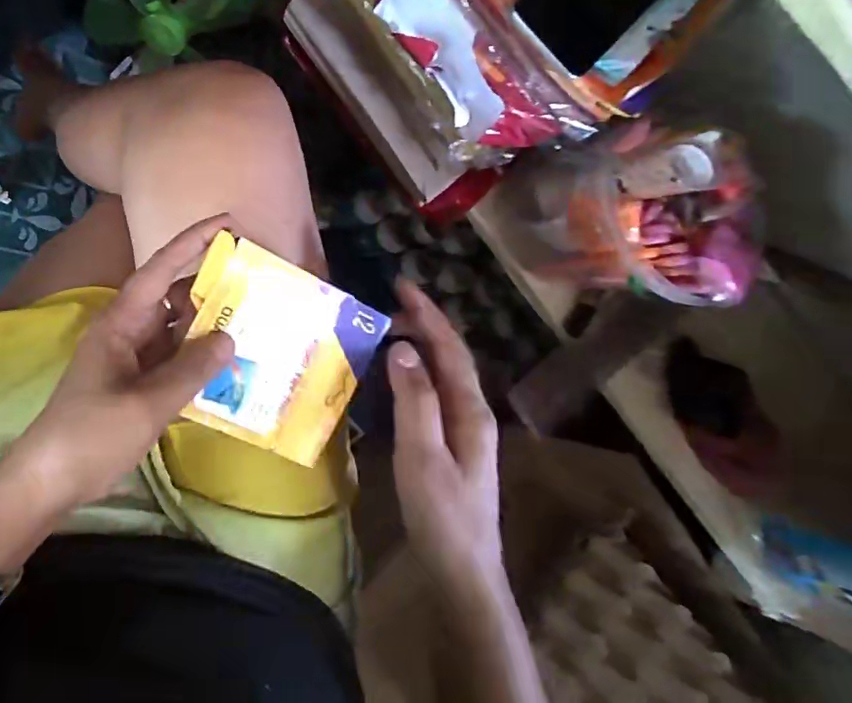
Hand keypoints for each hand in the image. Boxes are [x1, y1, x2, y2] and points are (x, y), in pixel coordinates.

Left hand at [11, 214, 237, 509]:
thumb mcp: (146, 403)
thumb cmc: (92, 433)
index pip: (159, 270)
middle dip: (209, 287)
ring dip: (207, 326)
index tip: (226, 222)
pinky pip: (173, 359)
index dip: (191, 242)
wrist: (52, 476)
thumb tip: (230, 338)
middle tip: (256, 283)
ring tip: (253, 322)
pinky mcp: (136, 383)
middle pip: (172, 298)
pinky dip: (198, 358)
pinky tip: (229, 366)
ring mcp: (131, 358)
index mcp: (121, 322)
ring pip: (175, 329)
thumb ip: (190, 370)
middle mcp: (127, 331)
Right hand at [387, 279, 506, 603]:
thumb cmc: (441, 511)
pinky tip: (390, 373)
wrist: (462, 567)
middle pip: (449, 357)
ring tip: (382, 329)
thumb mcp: (423, 454)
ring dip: (416, 346)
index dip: (428, 314)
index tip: (401, 284)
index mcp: (470, 411)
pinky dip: (410, 371)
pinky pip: (429, 392)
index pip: (451, 350)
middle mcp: (471, 413)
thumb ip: (415, 399)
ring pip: (440, 373)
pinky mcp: (447, 442)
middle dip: (421, 325)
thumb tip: (403, 347)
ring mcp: (462, 429)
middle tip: (380, 308)